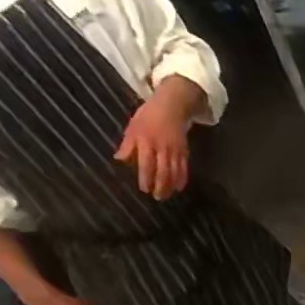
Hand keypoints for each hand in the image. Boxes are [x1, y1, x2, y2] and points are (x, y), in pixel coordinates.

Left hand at [115, 84, 193, 199]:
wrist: (172, 107)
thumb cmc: (148, 116)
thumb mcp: (133, 127)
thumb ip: (127, 144)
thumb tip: (119, 158)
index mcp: (146, 141)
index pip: (146, 163)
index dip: (146, 177)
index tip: (144, 189)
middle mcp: (162, 147)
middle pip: (162, 170)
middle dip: (160, 185)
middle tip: (157, 197)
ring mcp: (175, 150)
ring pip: (174, 171)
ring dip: (171, 184)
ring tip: (167, 195)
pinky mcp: (184, 151)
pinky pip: (184, 167)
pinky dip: (182, 178)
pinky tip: (180, 186)